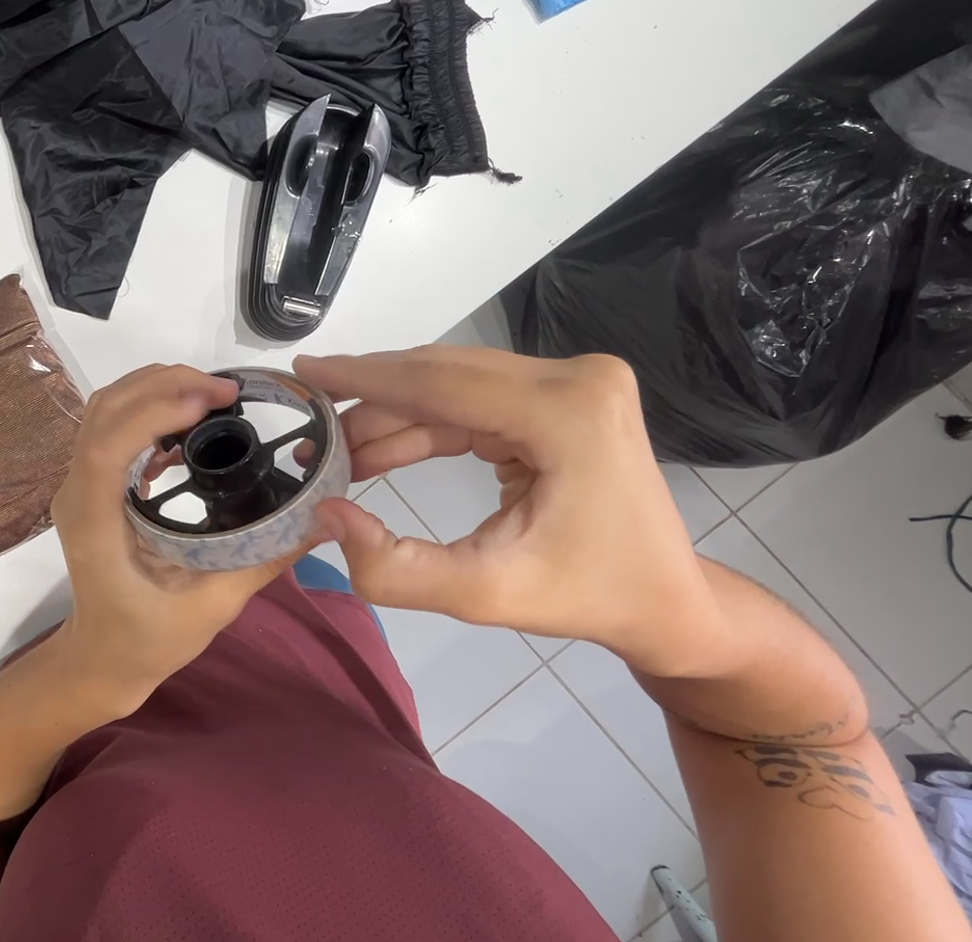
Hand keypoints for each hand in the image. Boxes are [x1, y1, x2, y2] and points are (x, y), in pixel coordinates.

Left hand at [50, 364, 310, 711]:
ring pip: (104, 412)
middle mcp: (77, 495)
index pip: (105, 450)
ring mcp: (78, 486)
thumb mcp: (211, 608)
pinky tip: (188, 427)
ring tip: (212, 396)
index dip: (150, 415)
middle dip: (163, 386)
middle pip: (104, 413)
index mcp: (95, 525)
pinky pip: (110, 428)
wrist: (102, 657)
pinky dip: (147, 410)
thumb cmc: (147, 641)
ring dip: (155, 390)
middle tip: (225, 390)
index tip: (206, 403)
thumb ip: (262, 562)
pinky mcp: (90, 485)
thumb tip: (322, 519)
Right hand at [294, 346, 734, 678]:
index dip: (363, 377)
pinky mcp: (561, 398)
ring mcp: (572, 384)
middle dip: (368, 401)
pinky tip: (377, 453)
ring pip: (450, 385)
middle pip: (442, 375)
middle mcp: (575, 380)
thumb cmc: (586, 597)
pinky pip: (469, 400)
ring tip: (334, 453)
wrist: (667, 601)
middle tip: (308, 426)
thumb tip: (325, 513)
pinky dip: (419, 424)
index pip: (441, 383)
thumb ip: (393, 567)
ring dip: (389, 416)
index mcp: (567, 414)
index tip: (304, 370)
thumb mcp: (483, 594)